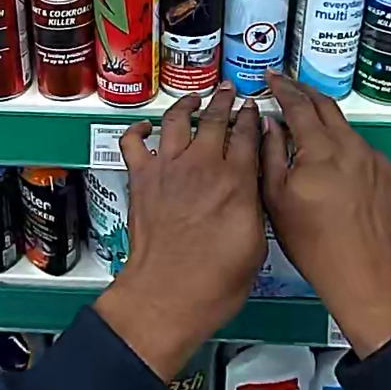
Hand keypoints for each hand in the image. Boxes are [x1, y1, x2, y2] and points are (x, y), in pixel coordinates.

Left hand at [94, 84, 266, 378]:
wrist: (166, 297)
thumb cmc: (215, 282)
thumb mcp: (256, 244)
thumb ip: (256, 203)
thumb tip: (257, 182)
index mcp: (236, 181)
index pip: (248, 134)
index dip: (252, 117)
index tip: (254, 109)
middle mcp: (202, 165)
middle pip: (215, 119)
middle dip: (224, 101)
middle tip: (229, 92)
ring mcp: (168, 168)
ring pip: (177, 120)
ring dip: (187, 105)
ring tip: (194, 99)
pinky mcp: (142, 178)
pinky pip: (133, 142)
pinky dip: (138, 129)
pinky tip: (145, 126)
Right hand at [262, 72, 390, 356]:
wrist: (364, 274)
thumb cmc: (312, 242)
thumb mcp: (277, 199)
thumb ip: (271, 154)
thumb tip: (270, 123)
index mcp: (321, 149)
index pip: (299, 104)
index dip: (282, 87)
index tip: (271, 78)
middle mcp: (351, 145)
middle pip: (326, 105)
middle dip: (303, 92)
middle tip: (286, 88)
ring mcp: (373, 158)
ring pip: (344, 125)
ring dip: (323, 118)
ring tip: (305, 123)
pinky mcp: (387, 172)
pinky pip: (359, 147)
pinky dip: (342, 143)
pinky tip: (331, 159)